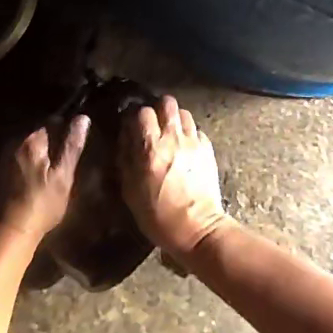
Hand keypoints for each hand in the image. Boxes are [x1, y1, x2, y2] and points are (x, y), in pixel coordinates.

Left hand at [0, 116, 89, 240]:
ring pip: (29, 141)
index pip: (53, 119)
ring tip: (53, 169)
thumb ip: (72, 145)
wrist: (10, 230)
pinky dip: (30, 158)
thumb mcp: (63, 176)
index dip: (66, 129)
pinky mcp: (1, 166)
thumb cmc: (42, 204)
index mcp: (32, 139)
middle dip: (53, 139)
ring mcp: (5, 153)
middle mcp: (15, 140)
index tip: (74, 144)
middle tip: (65, 161)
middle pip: (39, 129)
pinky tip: (37, 176)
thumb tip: (82, 118)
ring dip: (41, 150)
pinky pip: (20, 153)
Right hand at [120, 95, 228, 258]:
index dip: (136, 116)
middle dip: (158, 109)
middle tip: (154, 123)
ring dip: (175, 119)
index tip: (133, 125)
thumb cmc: (157, 215)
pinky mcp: (208, 151)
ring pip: (184, 113)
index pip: (143, 112)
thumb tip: (124, 136)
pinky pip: (197, 131)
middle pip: (167, 103)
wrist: (197, 230)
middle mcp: (173, 138)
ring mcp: (193, 143)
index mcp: (150, 147)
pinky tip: (185, 148)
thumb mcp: (130, 190)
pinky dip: (189, 134)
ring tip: (170, 133)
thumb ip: (125, 158)